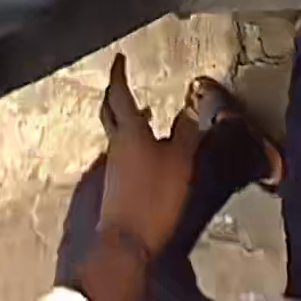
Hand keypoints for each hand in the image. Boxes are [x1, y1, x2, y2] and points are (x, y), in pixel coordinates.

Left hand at [95, 53, 200, 256]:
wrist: (126, 241)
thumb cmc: (154, 195)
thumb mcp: (179, 160)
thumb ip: (186, 131)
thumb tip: (190, 106)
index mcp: (129, 130)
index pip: (119, 94)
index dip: (118, 74)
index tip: (119, 58)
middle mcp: (116, 142)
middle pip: (109, 110)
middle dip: (113, 93)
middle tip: (121, 80)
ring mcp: (113, 163)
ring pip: (114, 129)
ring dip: (124, 116)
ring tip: (142, 111)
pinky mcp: (115, 181)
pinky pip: (120, 147)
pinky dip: (129, 137)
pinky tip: (146, 148)